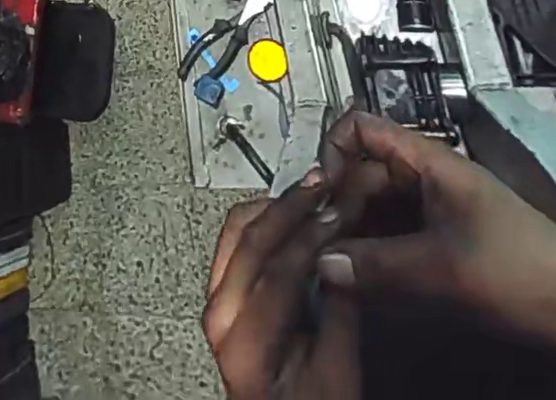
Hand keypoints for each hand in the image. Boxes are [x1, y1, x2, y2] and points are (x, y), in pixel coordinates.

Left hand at [202, 177, 359, 399]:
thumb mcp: (337, 373)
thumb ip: (338, 310)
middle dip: (290, 206)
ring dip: (275, 206)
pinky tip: (290, 210)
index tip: (339, 209)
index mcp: (244, 342)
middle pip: (250, 240)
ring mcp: (215, 300)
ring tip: (310, 190)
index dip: (311, 234)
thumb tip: (341, 250)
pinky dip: (263, 218)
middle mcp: (219, 313)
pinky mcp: (220, 291)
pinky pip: (235, 240)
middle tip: (322, 183)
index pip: (278, 270)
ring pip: (237, 231)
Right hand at [316, 111, 555, 352]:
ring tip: (337, 263)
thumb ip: (382, 265)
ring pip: (369, 203)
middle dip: (338, 201)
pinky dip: (368, 246)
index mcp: (425, 160)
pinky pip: (386, 230)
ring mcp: (426, 206)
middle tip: (326, 243)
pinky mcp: (432, 236)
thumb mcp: (449, 268)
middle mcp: (419, 175)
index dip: (334, 149)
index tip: (324, 193)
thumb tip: (323, 263)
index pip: (360, 126)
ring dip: (350, 228)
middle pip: (358, 169)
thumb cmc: (523, 270)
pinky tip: (358, 274)